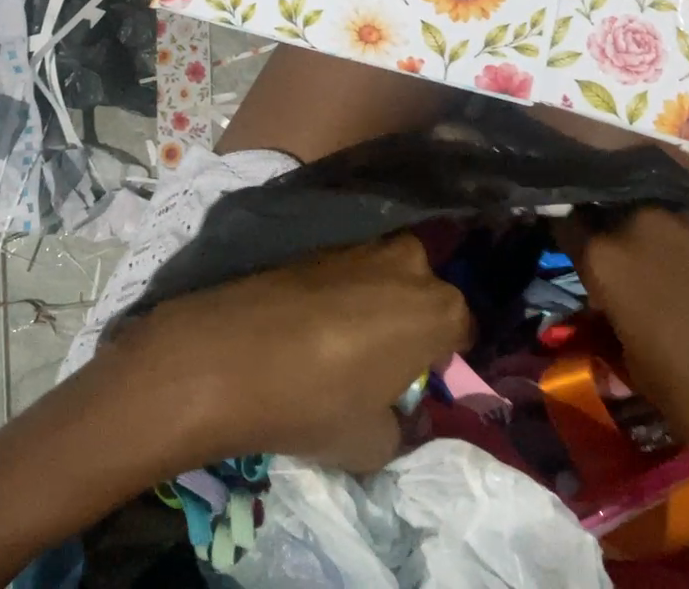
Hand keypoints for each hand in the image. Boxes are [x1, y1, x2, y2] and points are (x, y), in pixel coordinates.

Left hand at [109, 234, 473, 472]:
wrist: (226, 355)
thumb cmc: (315, 403)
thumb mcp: (373, 443)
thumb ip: (401, 428)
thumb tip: (396, 416)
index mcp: (439, 308)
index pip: (462, 332)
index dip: (443, 360)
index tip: (419, 382)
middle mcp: (407, 263)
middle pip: (423, 293)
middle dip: (410, 320)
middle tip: (382, 360)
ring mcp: (358, 247)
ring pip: (383, 277)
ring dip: (372, 302)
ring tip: (340, 342)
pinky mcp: (314, 244)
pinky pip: (344, 271)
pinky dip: (336, 293)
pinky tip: (309, 323)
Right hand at [557, 207, 688, 519]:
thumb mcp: (635, 369)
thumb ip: (614, 321)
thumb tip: (612, 308)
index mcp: (607, 259)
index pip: (567, 224)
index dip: (569, 239)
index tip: (574, 256)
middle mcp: (646, 225)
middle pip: (619, 219)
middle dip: (620, 243)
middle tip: (632, 279)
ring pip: (667, 223)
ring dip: (666, 247)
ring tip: (683, 284)